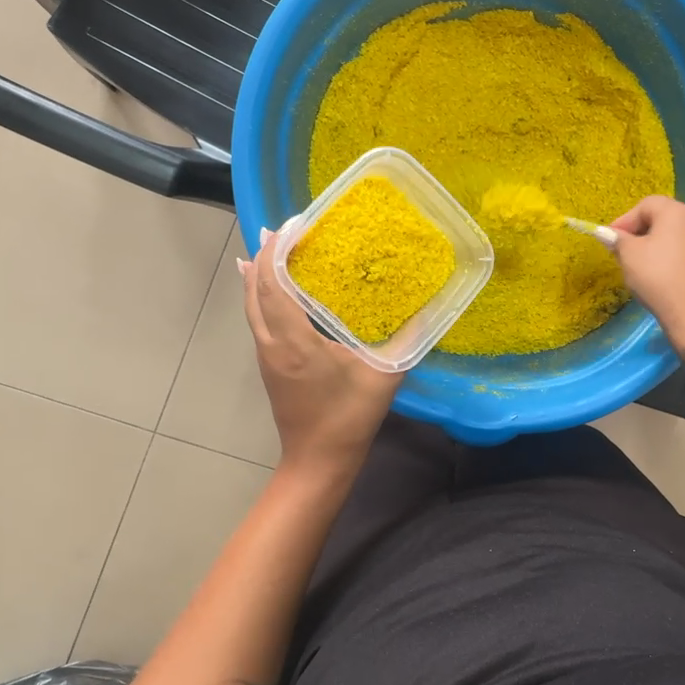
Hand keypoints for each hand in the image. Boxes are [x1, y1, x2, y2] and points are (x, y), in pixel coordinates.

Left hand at [240, 230, 403, 478]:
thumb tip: (432, 307)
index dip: (279, 250)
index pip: (275, 283)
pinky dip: (259, 294)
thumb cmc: (349, 418)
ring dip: (259, 273)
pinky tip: (269, 288)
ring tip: (273, 247)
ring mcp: (265, 355)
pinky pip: (257, 318)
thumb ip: (407, 339)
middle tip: (283, 228)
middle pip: (255, 288)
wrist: (317, 462)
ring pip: (251, 304)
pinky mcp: (268, 365)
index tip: (294, 223)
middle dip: (265, 255)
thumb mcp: (385, 377)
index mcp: (294, 340)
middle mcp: (271, 342)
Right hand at [611, 197, 684, 362]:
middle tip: (626, 250)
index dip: (625, 220)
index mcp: (676, 211)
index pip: (645, 205)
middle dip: (644, 231)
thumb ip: (617, 239)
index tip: (611, 239)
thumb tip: (606, 232)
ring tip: (652, 260)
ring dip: (668, 241)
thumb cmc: (657, 278)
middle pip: (666, 217)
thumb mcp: (629, 255)